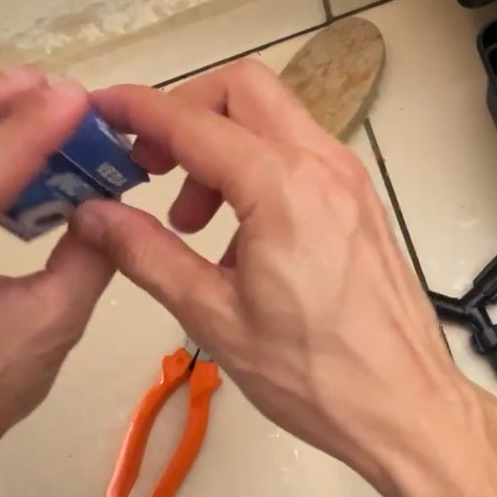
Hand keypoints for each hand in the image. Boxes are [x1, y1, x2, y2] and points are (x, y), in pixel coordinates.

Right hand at [67, 59, 488, 496]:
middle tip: (152, 168)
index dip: (135, 110)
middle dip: (186, 112)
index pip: (192, 122)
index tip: (96, 114)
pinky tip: (243, 237)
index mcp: (283, 189)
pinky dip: (260, 169)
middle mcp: (324, 166)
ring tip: (195, 222)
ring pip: (276, 120)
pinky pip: (302, 157)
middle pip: (243, 90)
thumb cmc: (313, 375)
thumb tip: (93, 214)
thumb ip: (147, 254)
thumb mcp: (215, 317)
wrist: (403, 405)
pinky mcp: (362, 205)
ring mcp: (351, 182)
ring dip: (223, 145)